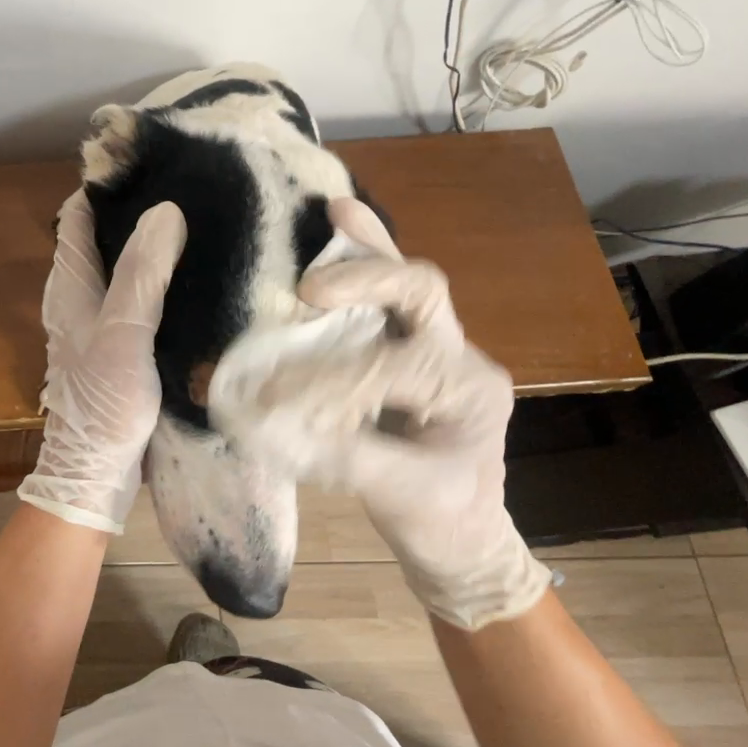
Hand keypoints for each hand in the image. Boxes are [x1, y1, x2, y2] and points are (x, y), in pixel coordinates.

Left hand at [19, 190, 185, 533]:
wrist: (95, 470)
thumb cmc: (104, 402)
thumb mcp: (123, 332)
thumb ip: (142, 274)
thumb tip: (163, 210)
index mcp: (69, 287)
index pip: (79, 218)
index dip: (105, 186)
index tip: (147, 161)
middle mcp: (77, 298)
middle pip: (101, 239)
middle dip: (133, 211)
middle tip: (185, 185)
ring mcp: (96, 324)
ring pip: (120, 270)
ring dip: (147, 247)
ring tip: (196, 222)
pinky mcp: (117, 347)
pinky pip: (135, 300)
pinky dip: (157, 282)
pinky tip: (192, 279)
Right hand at [295, 199, 549, 630]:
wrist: (459, 534)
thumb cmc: (438, 519)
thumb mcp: (400, 495)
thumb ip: (349, 456)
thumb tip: (278, 425)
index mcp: (471, 393)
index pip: (397, 367)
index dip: (336, 377)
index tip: (277, 395)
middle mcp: (459, 357)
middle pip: (422, 295)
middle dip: (367, 282)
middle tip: (309, 291)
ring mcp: (436, 346)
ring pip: (407, 283)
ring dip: (366, 251)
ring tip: (334, 213)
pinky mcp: (405, 346)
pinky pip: (387, 296)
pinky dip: (363, 258)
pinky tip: (338, 221)